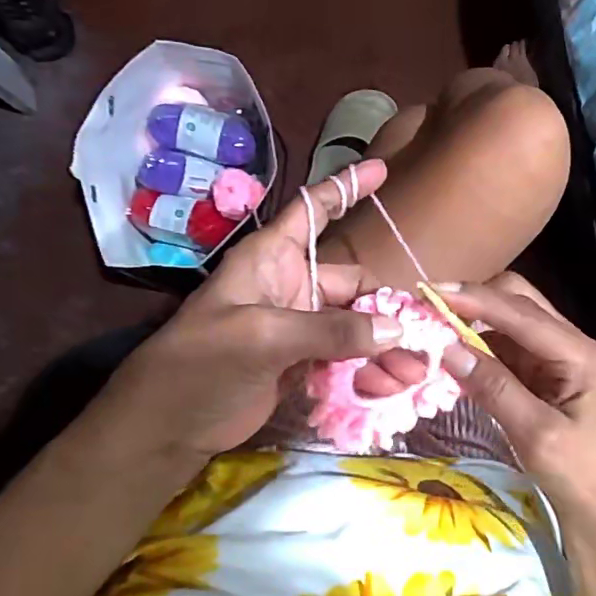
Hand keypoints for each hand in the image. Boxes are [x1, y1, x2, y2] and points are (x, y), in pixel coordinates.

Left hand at [101, 160, 413, 462]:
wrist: (168, 425)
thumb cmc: (201, 362)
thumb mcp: (262, 337)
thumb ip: (330, 330)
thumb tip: (396, 329)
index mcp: (272, 259)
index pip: (312, 211)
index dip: (345, 188)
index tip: (383, 169)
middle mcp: (291, 286)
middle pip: (355, 283)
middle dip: (390, 308)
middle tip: (426, 340)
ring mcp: (300, 327)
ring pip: (357, 326)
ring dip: (386, 348)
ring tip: (415, 375)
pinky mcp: (304, 363)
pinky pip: (348, 358)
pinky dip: (370, 371)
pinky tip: (390, 389)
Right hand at [436, 274, 595, 522]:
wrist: (589, 502)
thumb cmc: (571, 471)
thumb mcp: (533, 433)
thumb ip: (494, 387)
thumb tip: (448, 348)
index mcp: (577, 353)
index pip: (521, 312)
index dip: (476, 299)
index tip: (433, 293)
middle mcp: (566, 341)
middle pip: (516, 297)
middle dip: (474, 298)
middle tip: (430, 308)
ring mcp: (549, 352)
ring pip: (505, 314)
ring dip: (470, 316)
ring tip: (432, 326)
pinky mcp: (532, 366)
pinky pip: (498, 339)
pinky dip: (472, 339)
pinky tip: (449, 350)